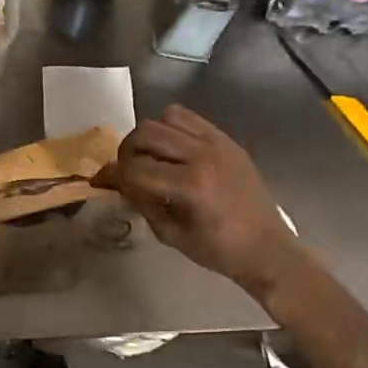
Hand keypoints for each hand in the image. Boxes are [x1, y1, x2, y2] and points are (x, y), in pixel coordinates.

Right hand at [93, 105, 303, 294]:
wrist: (268, 248)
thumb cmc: (219, 251)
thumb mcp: (171, 234)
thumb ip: (141, 202)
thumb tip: (118, 182)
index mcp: (191, 185)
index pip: (136, 168)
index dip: (111, 175)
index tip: (100, 181)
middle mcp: (203, 155)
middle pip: (146, 132)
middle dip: (126, 151)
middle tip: (124, 169)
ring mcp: (218, 143)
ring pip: (167, 117)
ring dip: (150, 136)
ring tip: (150, 157)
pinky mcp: (227, 140)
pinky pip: (190, 118)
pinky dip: (172, 128)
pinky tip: (172, 151)